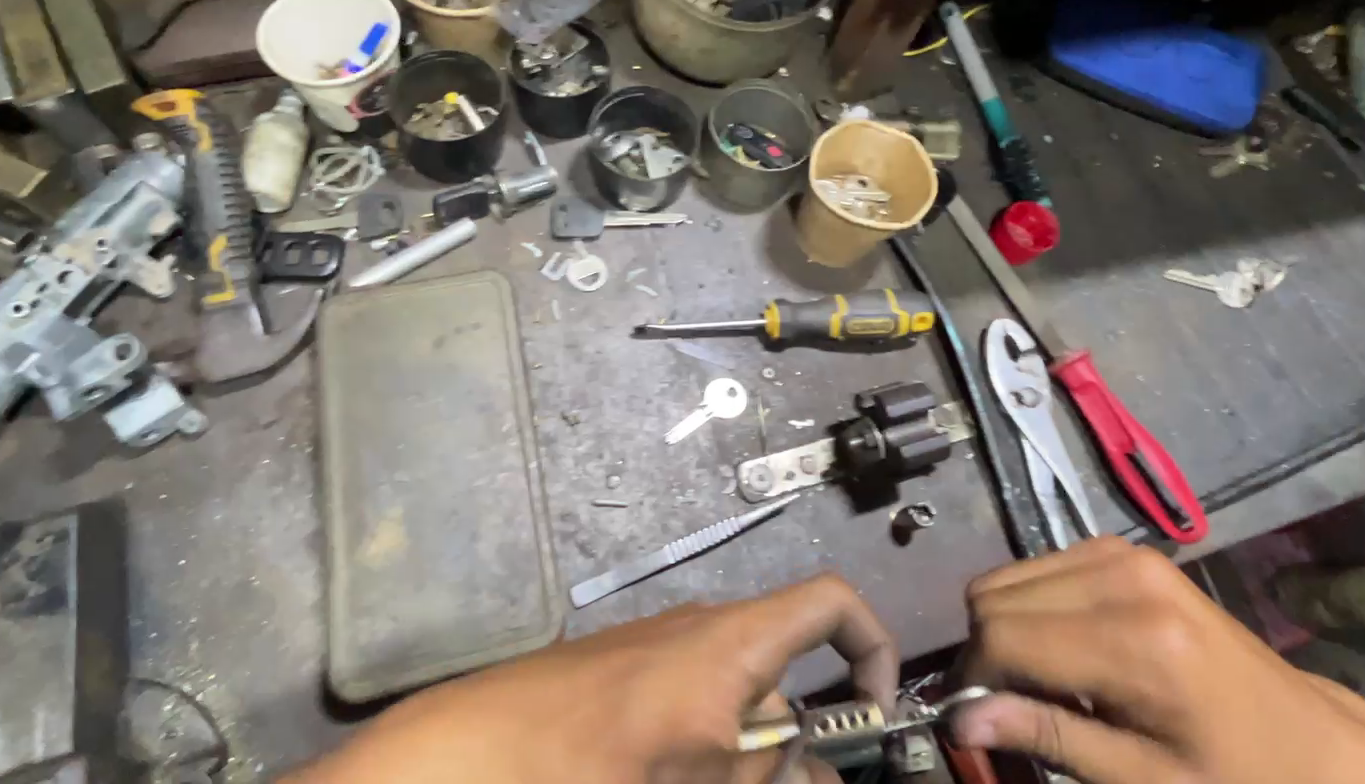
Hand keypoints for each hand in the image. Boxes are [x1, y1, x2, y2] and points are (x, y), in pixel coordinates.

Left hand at [285, 573, 896, 783]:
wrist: (488, 743)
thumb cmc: (605, 755)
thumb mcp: (709, 772)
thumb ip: (775, 766)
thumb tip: (819, 766)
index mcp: (737, 637)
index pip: (833, 599)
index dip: (872, 644)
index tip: (876, 711)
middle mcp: (708, 622)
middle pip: (792, 652)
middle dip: (810, 721)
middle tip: (793, 775)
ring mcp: (668, 638)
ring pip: (746, 679)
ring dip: (759, 734)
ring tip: (726, 771)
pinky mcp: (637, 660)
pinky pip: (702, 686)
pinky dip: (717, 728)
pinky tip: (687, 763)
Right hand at [951, 537, 1364, 783]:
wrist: (1317, 744)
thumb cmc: (1240, 777)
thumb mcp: (1149, 780)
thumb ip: (1050, 739)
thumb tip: (959, 722)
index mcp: (1136, 639)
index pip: (1003, 638)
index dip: (974, 681)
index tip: (976, 723)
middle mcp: (1121, 576)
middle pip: (992, 599)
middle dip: (986, 655)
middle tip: (1012, 707)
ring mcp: (1119, 553)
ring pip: (1003, 579)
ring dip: (1002, 630)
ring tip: (1042, 680)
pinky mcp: (1118, 548)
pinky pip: (1033, 569)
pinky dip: (1026, 608)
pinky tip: (1063, 648)